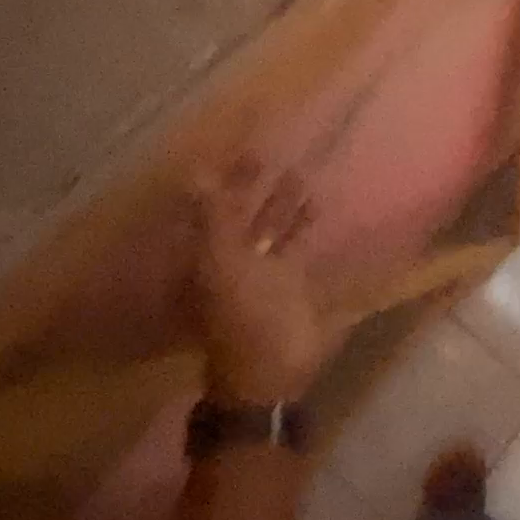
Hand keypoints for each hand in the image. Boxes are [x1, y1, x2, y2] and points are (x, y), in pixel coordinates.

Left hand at [184, 159, 339, 403]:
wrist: (273, 371)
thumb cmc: (245, 316)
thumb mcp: (225, 263)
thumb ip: (215, 218)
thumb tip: (197, 171)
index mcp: (215, 253)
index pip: (219, 206)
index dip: (229, 179)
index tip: (246, 147)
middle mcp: (238, 260)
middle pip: (247, 215)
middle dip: (260, 188)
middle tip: (276, 152)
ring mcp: (266, 274)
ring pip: (275, 231)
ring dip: (286, 206)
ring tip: (304, 174)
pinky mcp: (294, 288)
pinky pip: (299, 250)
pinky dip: (307, 231)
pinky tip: (323, 210)